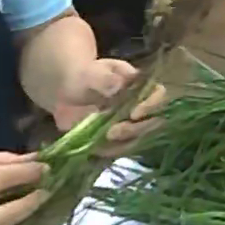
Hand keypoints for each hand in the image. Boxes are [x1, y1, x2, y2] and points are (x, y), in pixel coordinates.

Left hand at [49, 57, 167, 155]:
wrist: (65, 92)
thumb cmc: (83, 76)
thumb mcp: (92, 73)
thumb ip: (105, 79)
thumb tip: (118, 87)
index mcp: (140, 85)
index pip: (158, 94)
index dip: (152, 105)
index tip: (134, 114)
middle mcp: (140, 104)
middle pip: (153, 120)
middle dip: (136, 129)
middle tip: (112, 132)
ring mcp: (128, 122)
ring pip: (138, 137)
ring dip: (124, 142)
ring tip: (103, 139)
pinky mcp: (115, 137)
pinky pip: (120, 148)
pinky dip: (111, 151)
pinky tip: (96, 149)